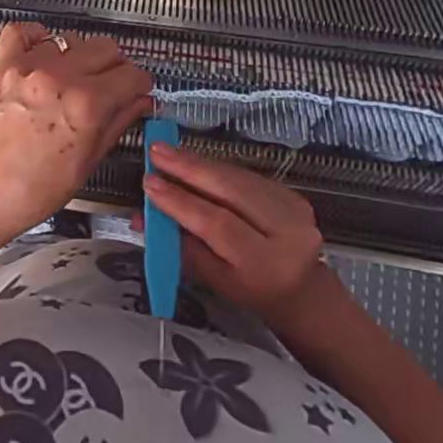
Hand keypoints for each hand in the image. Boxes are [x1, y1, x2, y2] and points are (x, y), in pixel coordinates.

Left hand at [0, 23, 153, 253]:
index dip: (139, 85)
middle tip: (111, 86)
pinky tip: (44, 53)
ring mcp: (30, 70)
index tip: (136, 89)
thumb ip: (119, 121)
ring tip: (75, 77)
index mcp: (86, 105)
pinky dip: (36, 37)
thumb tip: (138, 102)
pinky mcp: (5, 69)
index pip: (131, 74)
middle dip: (115, 68)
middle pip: (106, 48)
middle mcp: (59, 80)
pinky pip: (22, 32)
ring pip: (71, 39)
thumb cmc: (34, 187)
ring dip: (79, 56)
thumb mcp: (91, 159)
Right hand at [142, 144, 332, 322]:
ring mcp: (294, 208)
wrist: (299, 288)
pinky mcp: (292, 193)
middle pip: (232, 191)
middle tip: (156, 152)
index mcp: (266, 263)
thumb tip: (142, 216)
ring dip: (199, 163)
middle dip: (189, 169)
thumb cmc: (251, 290)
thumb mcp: (213, 279)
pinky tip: (192, 161)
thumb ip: (180, 245)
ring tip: (167, 152)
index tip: (150, 183)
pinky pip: (247, 176)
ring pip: (238, 177)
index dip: (182, 201)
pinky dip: (216, 169)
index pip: (218, 224)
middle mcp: (287, 232)